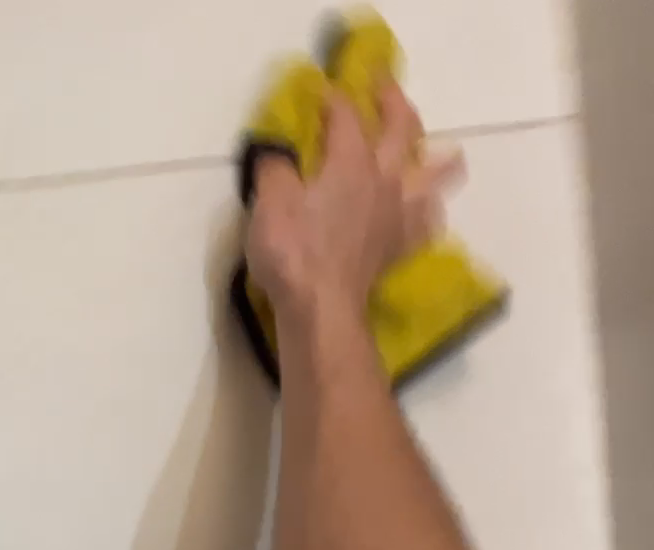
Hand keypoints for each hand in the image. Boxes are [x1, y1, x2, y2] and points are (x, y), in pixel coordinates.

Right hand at [246, 81, 464, 324]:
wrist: (321, 303)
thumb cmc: (291, 252)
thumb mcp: (268, 208)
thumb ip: (274, 173)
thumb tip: (276, 150)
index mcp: (349, 164)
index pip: (346, 119)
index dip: (335, 102)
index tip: (324, 92)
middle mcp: (385, 176)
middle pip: (403, 128)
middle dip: (394, 104)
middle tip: (384, 93)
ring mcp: (402, 208)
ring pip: (436, 169)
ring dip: (435, 155)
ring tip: (430, 154)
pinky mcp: (404, 240)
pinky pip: (429, 216)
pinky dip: (429, 207)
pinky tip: (423, 210)